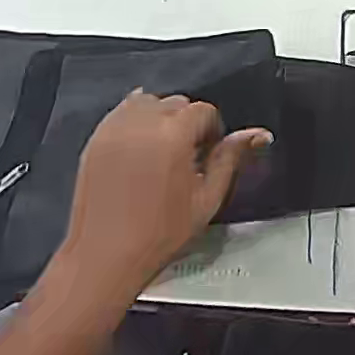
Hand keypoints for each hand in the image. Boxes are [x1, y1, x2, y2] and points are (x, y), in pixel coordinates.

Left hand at [54, 89, 271, 301]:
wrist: (106, 253)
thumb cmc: (159, 233)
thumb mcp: (206, 198)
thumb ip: (231, 158)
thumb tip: (258, 135)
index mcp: (174, 134)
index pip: (203, 110)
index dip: (212, 131)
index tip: (208, 153)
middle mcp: (143, 123)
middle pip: (176, 102)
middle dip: (187, 123)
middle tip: (187, 157)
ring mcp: (115, 128)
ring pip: (148, 101)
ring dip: (160, 117)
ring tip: (162, 150)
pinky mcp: (96, 137)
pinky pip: (121, 112)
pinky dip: (134, 120)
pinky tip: (140, 147)